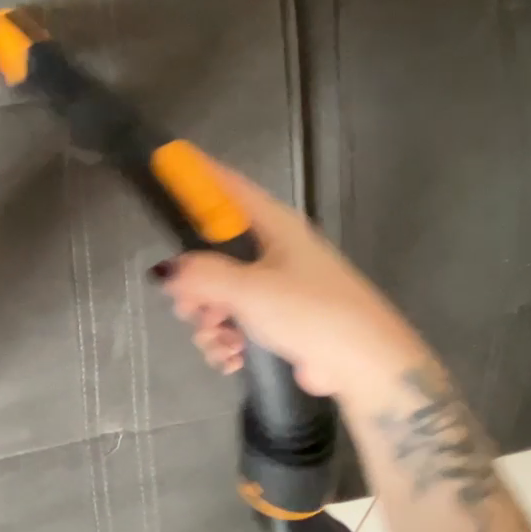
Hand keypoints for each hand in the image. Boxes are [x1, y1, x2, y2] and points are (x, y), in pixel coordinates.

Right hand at [153, 163, 429, 414]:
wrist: (365, 368)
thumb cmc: (312, 313)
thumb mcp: (250, 290)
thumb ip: (201, 276)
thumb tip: (166, 271)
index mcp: (274, 227)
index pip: (228, 187)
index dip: (197, 174)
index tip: (165, 162)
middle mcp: (271, 252)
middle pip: (211, 253)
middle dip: (194, 286)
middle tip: (190, 308)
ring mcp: (273, 289)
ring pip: (216, 294)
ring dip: (208, 322)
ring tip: (222, 342)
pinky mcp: (275, 323)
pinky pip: (232, 324)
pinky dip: (225, 341)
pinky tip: (232, 358)